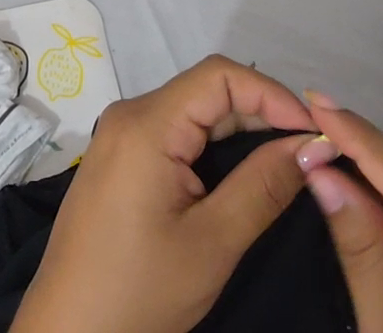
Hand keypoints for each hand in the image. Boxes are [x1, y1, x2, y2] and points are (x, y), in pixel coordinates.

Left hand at [11, 56, 317, 332]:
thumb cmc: (140, 289)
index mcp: (146, 124)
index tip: (314, 132)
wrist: (68, 331)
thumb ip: (264, 184)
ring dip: (242, 127)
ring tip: (287, 160)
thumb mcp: (213, 241)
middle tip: (310, 150)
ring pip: (193, 110)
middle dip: (262, 111)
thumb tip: (314, 143)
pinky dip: (215, 143)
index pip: (220, 76)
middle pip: (206, 89)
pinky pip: (176, 131)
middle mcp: (130, 116)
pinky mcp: (121, 158)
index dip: (272, 93)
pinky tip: (244, 170)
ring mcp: (121, 136)